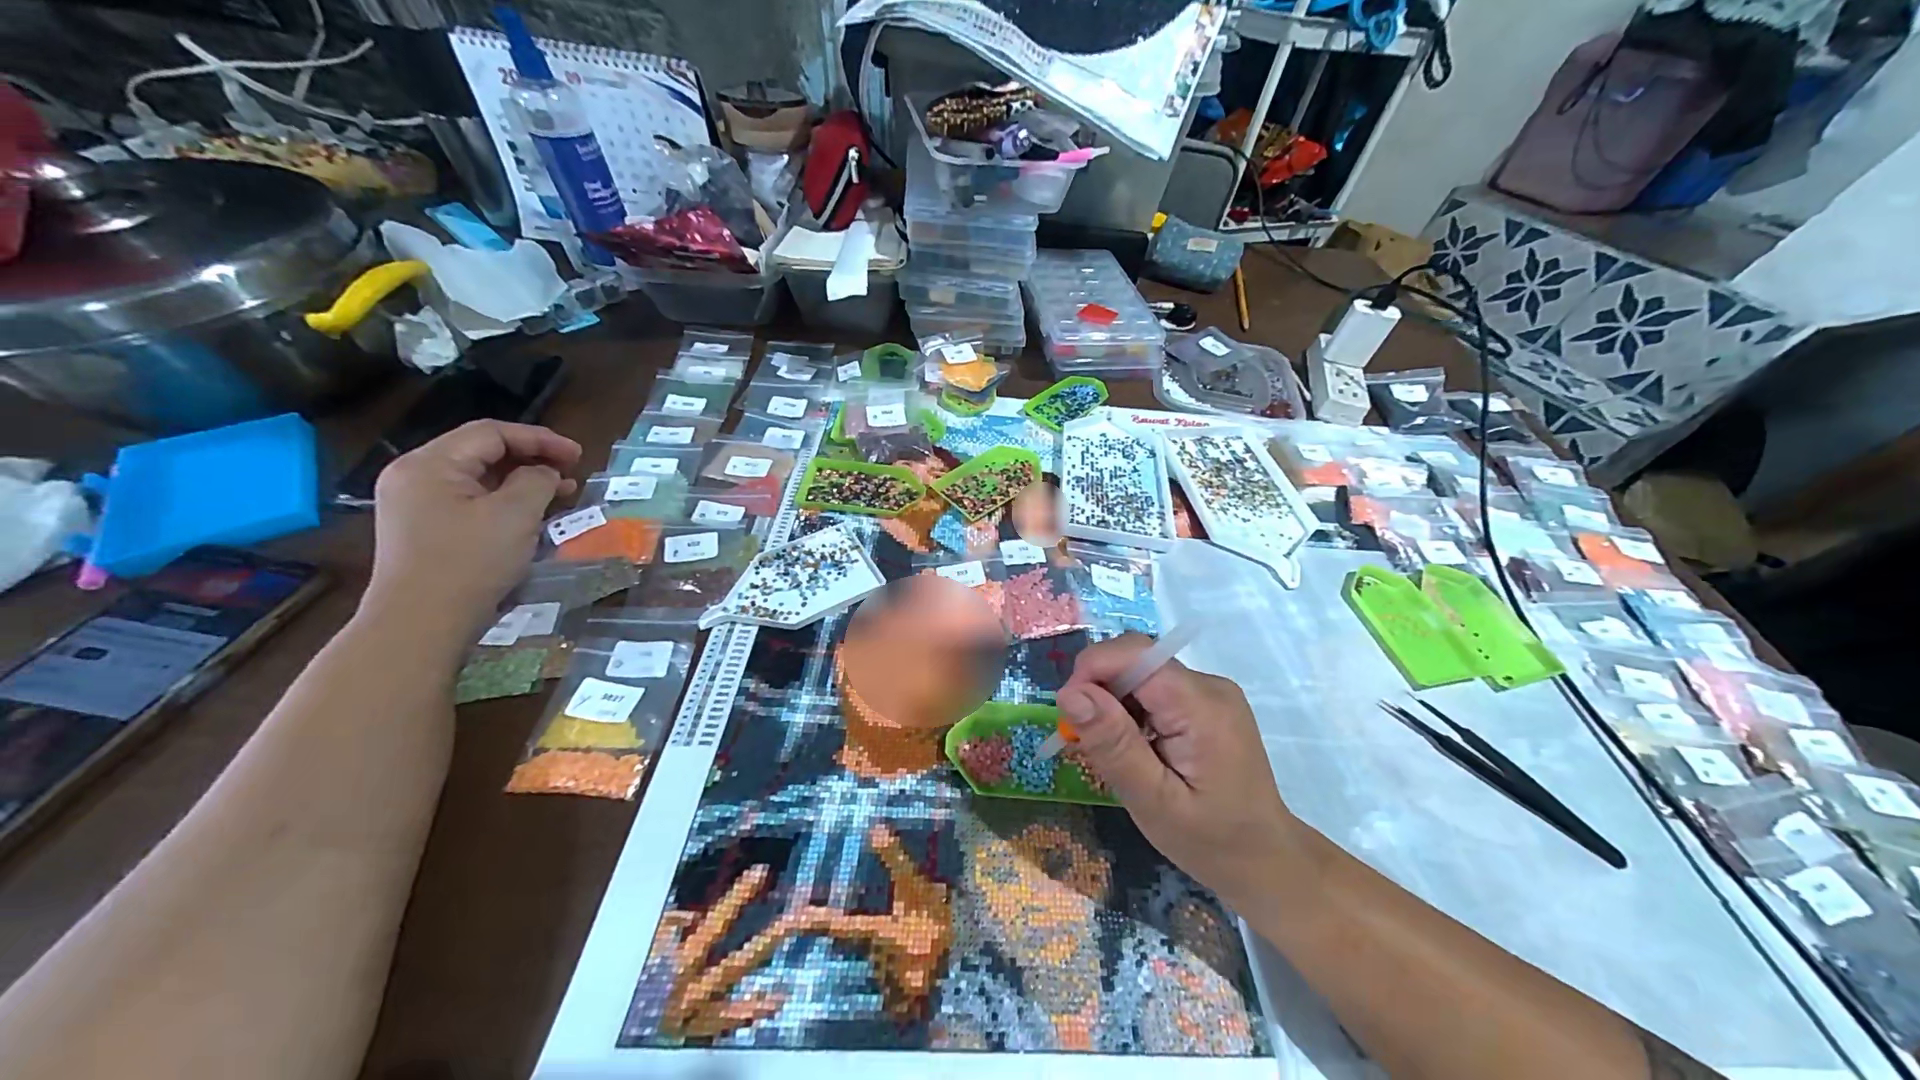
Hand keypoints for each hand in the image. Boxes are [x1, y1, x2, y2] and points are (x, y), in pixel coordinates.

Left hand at [364, 420, 580, 640]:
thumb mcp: (514, 516)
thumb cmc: (469, 563)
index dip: (540, 439)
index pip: (491, 433)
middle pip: (481, 452)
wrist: (419, 625)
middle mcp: (413, 476)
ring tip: (559, 495)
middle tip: (571, 473)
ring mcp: (413, 505)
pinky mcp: (421, 530)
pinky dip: (502, 502)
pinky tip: (528, 517)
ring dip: (520, 482)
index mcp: (429, 464)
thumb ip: (537, 481)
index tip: (578, 456)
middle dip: (531, 459)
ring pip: (477, 479)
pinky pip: (468, 502)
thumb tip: (545, 473)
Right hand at [1057, 634, 1298, 910]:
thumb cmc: (1210, 840)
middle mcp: (1209, 686)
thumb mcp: (1152, 800)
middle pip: (1137, 660)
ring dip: (1113, 703)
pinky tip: (1135, 749)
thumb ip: (1112, 744)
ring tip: (1113, 753)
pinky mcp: (1206, 704)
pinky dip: (1131, 711)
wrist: (1265, 861)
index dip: (1092, 670)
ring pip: (1142, 673)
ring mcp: (1210, 693)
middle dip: (1099, 689)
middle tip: (1084, 739)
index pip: (1135, 654)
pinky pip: (1155, 689)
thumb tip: (1069, 693)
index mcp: (1201, 706)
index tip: (1068, 713)